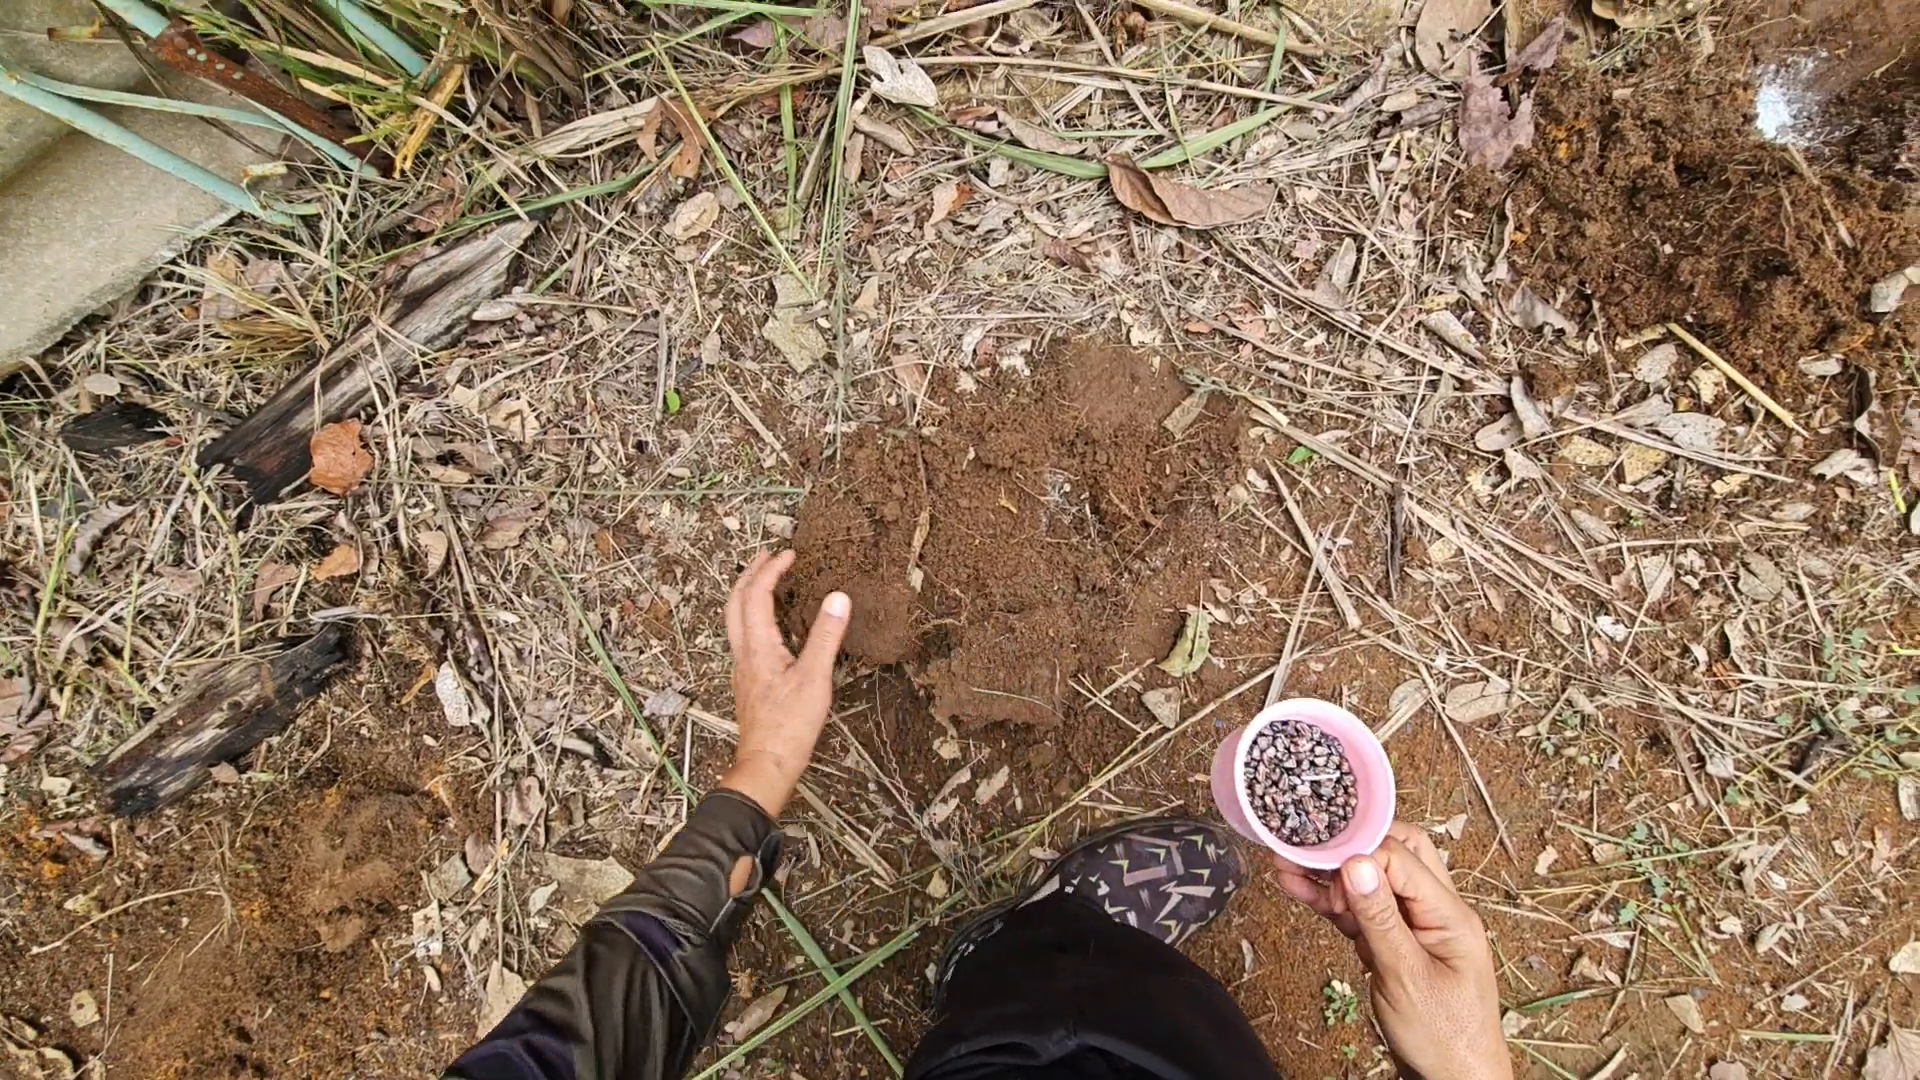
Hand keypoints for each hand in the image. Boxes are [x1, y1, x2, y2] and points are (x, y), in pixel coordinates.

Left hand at [720, 550, 849, 817]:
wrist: (766, 765)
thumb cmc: (789, 727)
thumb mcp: (815, 678)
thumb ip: (825, 636)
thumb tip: (838, 597)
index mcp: (757, 647)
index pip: (757, 595)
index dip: (771, 570)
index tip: (789, 553)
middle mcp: (744, 653)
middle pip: (735, 602)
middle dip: (750, 574)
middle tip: (768, 556)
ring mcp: (743, 668)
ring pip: (735, 620)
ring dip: (748, 594)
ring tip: (766, 581)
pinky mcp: (749, 681)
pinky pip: (744, 636)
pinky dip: (754, 616)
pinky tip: (772, 625)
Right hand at [1273, 822, 1511, 1079]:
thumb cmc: (1443, 1038)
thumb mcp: (1407, 976)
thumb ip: (1380, 918)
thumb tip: (1355, 862)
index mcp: (1449, 914)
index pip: (1400, 857)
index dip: (1361, 858)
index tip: (1333, 880)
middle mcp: (1433, 910)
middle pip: (1394, 851)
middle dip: (1350, 843)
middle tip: (1311, 846)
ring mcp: (1412, 924)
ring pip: (1369, 878)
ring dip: (1329, 872)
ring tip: (1285, 861)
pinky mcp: (1390, 940)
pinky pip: (1357, 907)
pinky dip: (1327, 899)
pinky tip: (1296, 887)